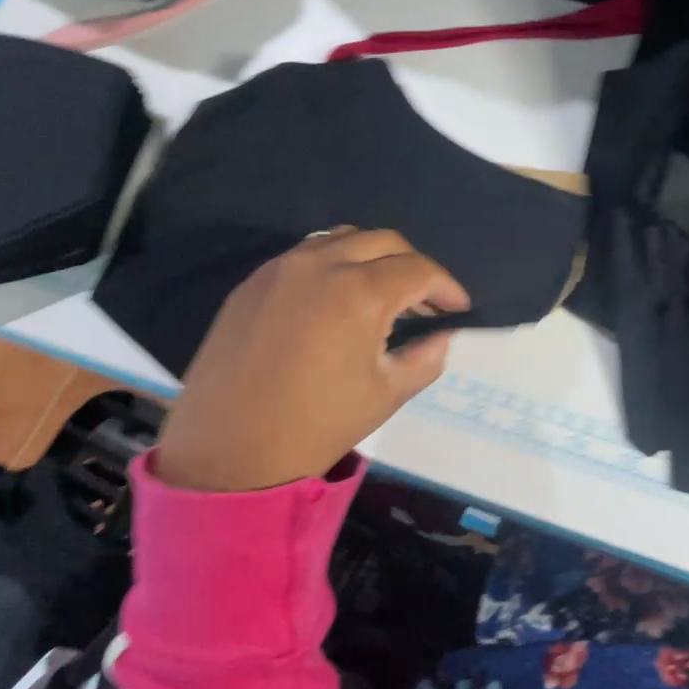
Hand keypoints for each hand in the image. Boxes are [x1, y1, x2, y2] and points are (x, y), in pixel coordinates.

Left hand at [152, 228, 469, 491]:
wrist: (229, 449)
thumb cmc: (317, 425)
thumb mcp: (388, 394)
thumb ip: (426, 357)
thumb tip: (440, 335)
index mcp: (359, 292)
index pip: (419, 269)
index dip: (447, 288)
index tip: (459, 309)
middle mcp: (320, 265)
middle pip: (383, 242)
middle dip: (414, 267)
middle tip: (425, 303)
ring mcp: (281, 269)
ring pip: (342, 239)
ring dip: (373, 259)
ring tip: (383, 298)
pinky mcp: (253, 282)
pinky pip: (306, 256)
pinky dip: (335, 266)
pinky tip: (338, 304)